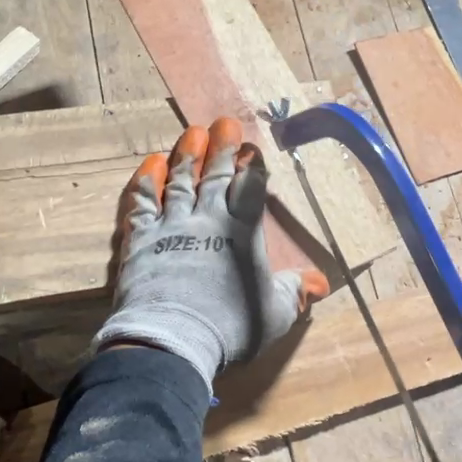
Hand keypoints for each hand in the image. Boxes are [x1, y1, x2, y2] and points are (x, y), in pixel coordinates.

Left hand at [92, 117, 328, 388]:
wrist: (173, 338)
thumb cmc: (230, 327)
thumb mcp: (275, 313)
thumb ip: (295, 291)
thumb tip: (321, 283)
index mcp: (241, 232)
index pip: (250, 189)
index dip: (251, 166)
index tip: (252, 148)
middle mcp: (207, 219)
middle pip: (215, 175)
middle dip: (221, 148)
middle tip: (224, 123)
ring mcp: (171, 224)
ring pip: (179, 180)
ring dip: (186, 155)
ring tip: (192, 133)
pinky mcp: (140, 237)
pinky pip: (142, 201)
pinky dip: (147, 181)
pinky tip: (151, 163)